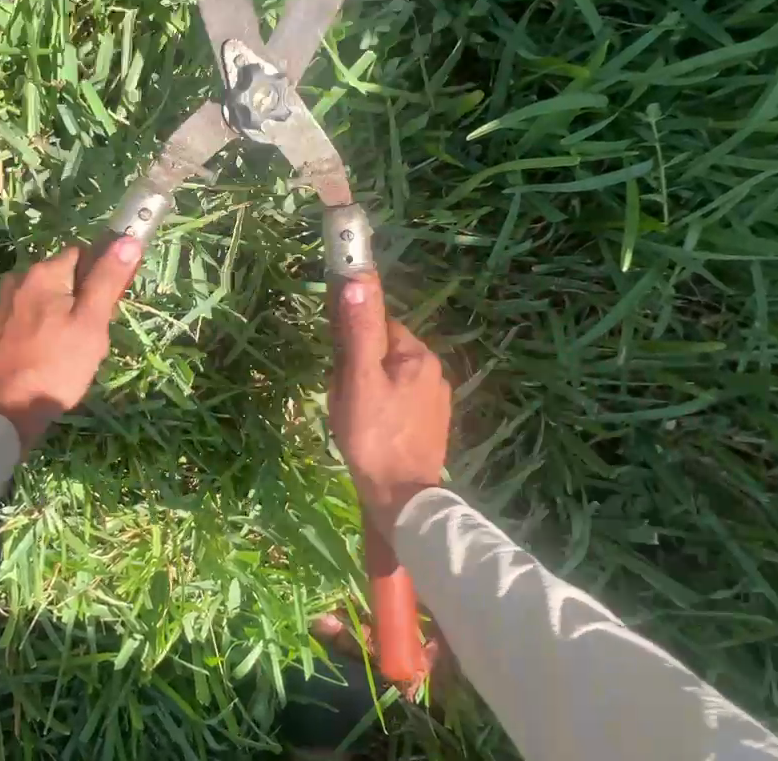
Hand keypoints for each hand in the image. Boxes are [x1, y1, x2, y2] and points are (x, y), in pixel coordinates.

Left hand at [0, 237, 142, 449]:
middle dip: (77, 304)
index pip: (82, 256)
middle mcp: (16, 280)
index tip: (104, 312)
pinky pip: (23, 321)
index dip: (99, 280)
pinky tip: (40, 362)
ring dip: (56, 320)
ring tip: (64, 357)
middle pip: (61, 280)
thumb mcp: (91, 325)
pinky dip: (35, 335)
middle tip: (87, 342)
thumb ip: (107, 280)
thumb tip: (128, 240)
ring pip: (42, 303)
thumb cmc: (53, 368)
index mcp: (43, 273)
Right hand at [328, 273, 451, 535]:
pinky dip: (382, 409)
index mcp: (417, 354)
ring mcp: (435, 399)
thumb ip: (359, 330)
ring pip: (389, 377)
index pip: (378, 326)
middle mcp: (433, 370)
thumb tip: (359, 278)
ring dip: (369, 389)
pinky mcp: (432, 423)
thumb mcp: (358, 379)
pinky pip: (399, 401)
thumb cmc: (374, 435)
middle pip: (383, 351)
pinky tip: (372, 431)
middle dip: (359, 368)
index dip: (353, 343)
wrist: (401, 499)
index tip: (341, 369)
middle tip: (345, 397)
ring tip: (356, 417)